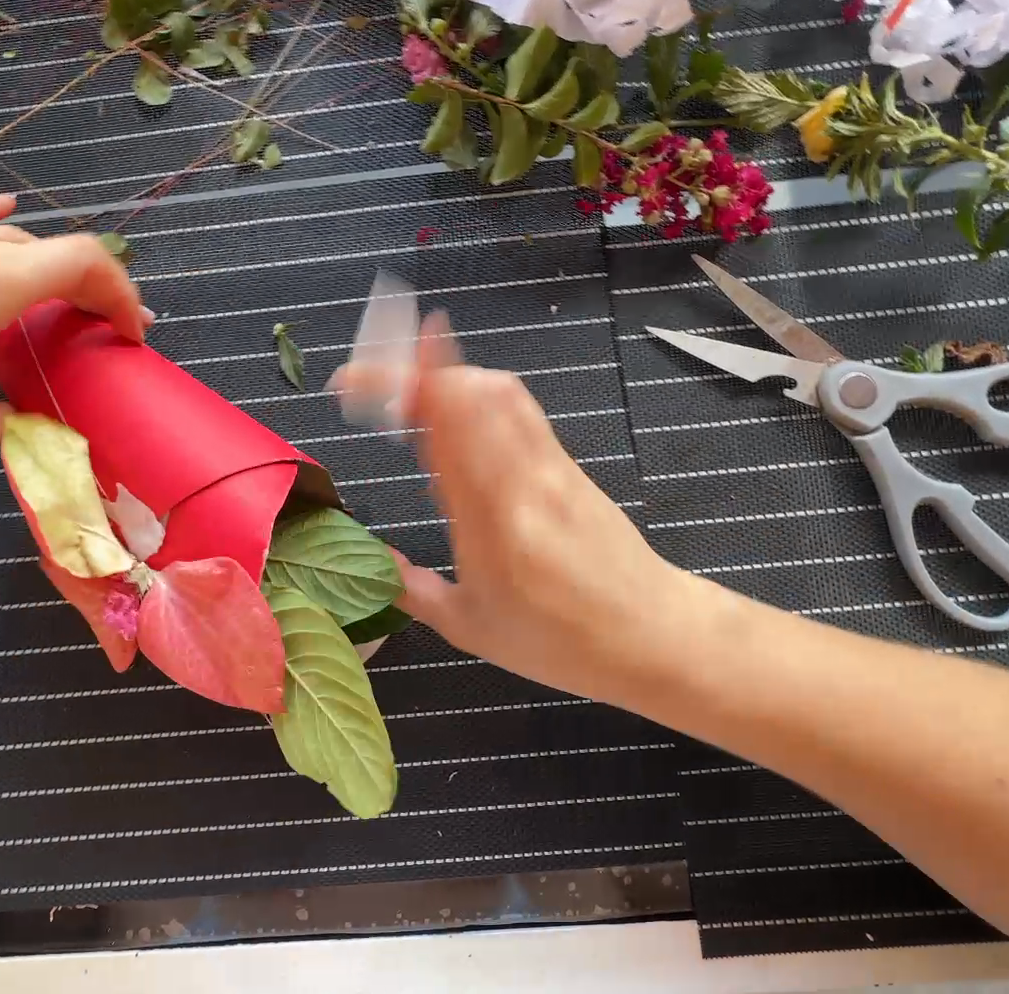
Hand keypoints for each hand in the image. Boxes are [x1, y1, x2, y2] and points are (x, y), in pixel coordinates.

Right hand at [358, 328, 685, 702]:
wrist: (654, 634)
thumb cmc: (558, 641)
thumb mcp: (471, 628)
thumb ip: (413, 591)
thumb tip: (375, 561)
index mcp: (489, 516)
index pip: (440, 425)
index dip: (397, 386)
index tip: (353, 380)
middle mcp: (521, 476)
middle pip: (471, 389)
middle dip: (417, 368)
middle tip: (378, 381)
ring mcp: (550, 464)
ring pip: (500, 391)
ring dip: (451, 375)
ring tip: (414, 389)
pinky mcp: (569, 464)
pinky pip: (521, 410)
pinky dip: (480, 394)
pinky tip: (462, 411)